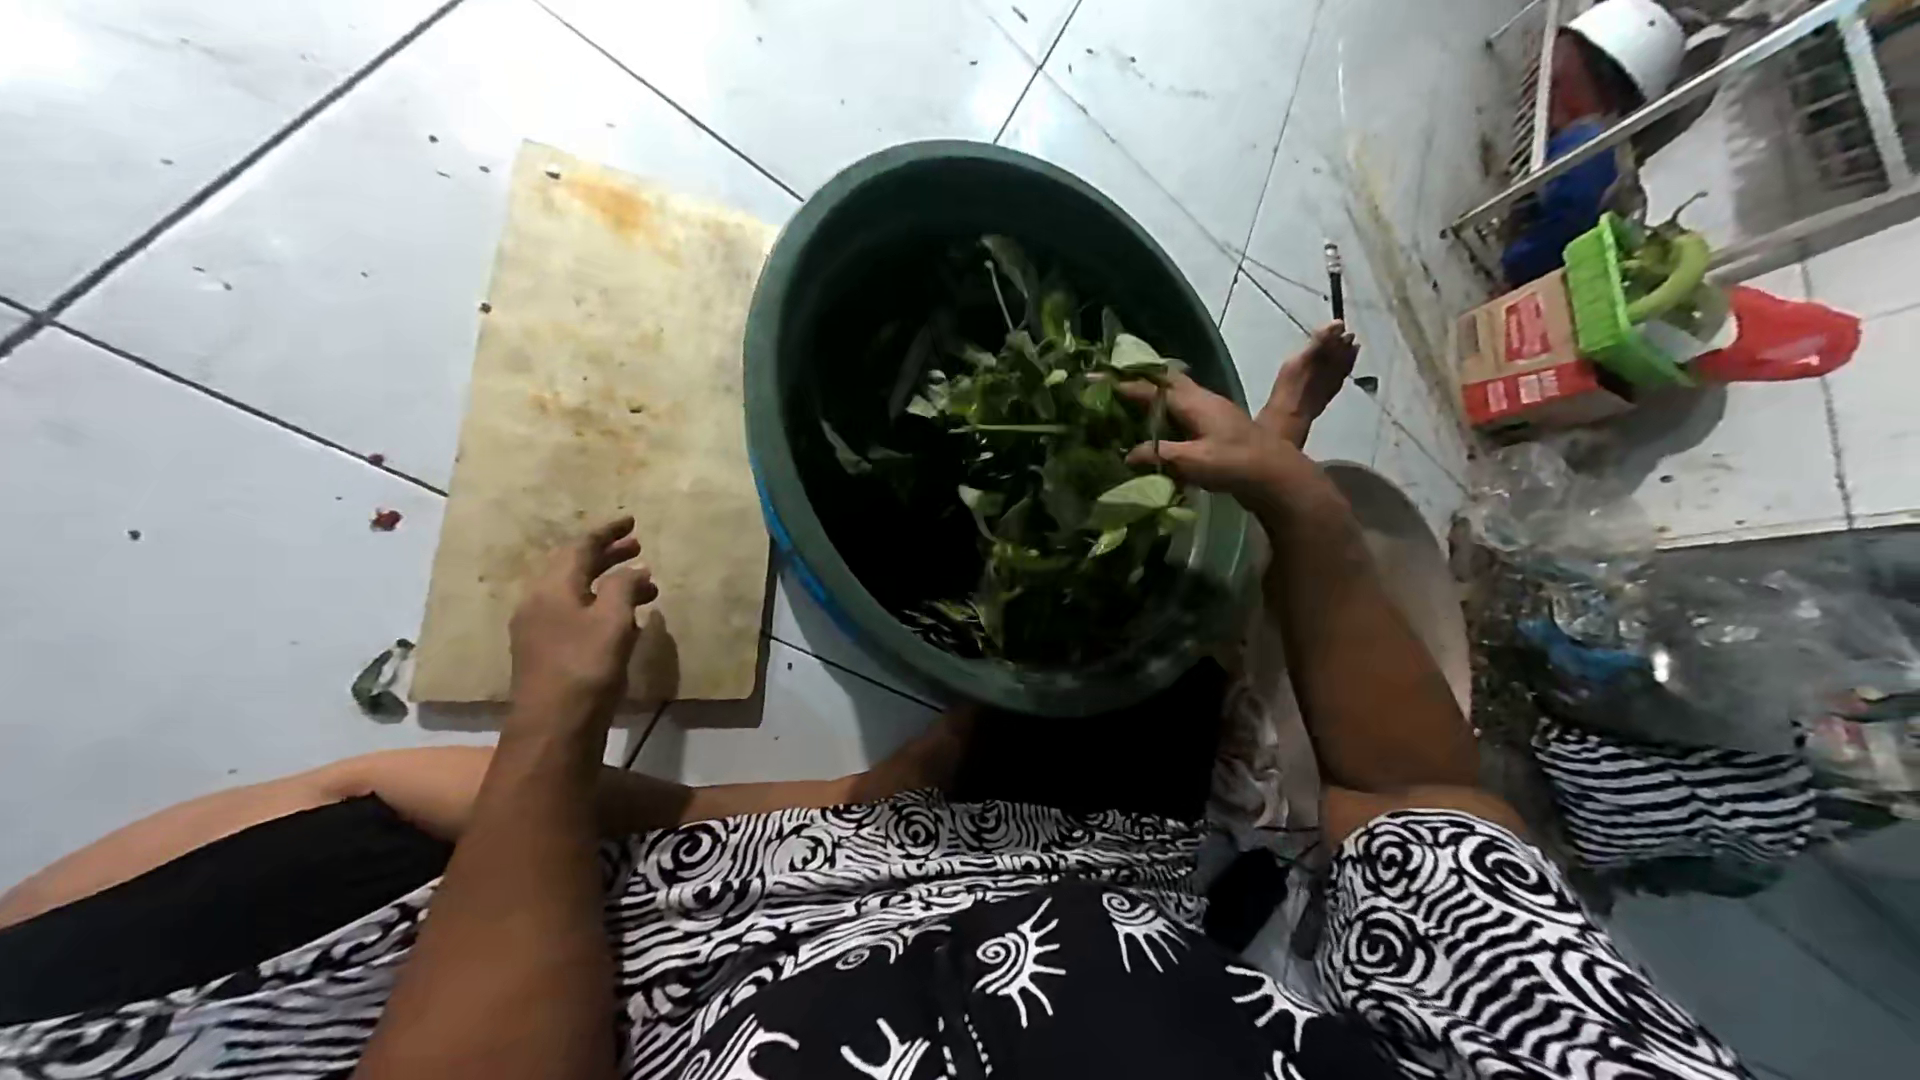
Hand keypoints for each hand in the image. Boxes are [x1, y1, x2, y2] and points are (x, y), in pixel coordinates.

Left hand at [508, 516, 658, 731]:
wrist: (554, 726)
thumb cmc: (586, 666)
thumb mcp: (614, 621)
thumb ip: (624, 587)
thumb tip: (633, 569)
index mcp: (551, 589)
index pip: (578, 547)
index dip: (606, 532)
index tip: (631, 521)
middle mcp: (538, 602)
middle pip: (573, 567)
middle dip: (607, 554)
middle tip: (638, 546)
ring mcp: (539, 628)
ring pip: (577, 591)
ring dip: (608, 582)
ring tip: (644, 584)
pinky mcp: (547, 650)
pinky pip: (576, 612)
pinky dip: (601, 604)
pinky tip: (625, 617)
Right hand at [1119, 372, 1317, 506]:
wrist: (1277, 478)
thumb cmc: (1234, 465)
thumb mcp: (1191, 461)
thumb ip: (1158, 454)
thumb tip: (1128, 454)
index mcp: (1195, 402)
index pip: (1152, 386)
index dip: (1123, 382)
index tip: (1096, 376)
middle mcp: (1202, 400)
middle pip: (1166, 381)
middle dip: (1139, 379)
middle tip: (1112, 383)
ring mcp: (1212, 413)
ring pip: (1176, 395)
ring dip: (1152, 395)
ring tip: (1127, 403)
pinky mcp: (1216, 428)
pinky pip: (1183, 411)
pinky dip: (1165, 413)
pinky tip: (1156, 427)